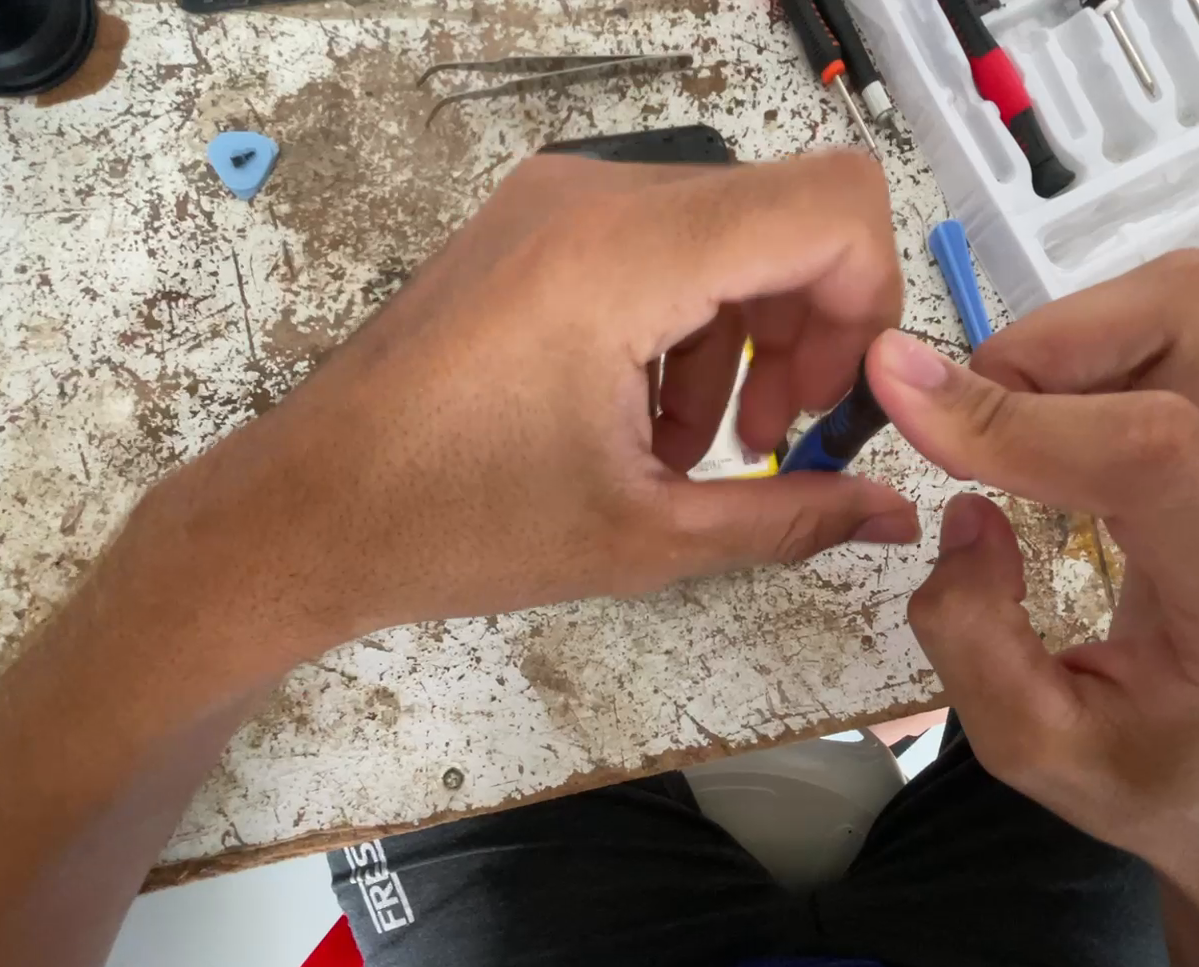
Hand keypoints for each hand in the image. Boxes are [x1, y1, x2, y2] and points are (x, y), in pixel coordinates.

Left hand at [120, 151, 919, 678]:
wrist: (306, 517)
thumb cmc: (461, 529)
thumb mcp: (648, 538)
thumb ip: (789, 518)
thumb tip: (892, 515)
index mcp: (626, 255)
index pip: (834, 205)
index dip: (869, 304)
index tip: (833, 404)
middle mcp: (594, 197)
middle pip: (784, 221)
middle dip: (807, 336)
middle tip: (775, 441)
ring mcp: (555, 206)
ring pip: (723, 240)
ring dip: (742, 344)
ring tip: (696, 449)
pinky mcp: (532, 234)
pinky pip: (657, 254)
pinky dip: (684, 332)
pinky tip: (645, 421)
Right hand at [865, 251, 1198, 886]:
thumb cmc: (1141, 783)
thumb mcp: (1022, 745)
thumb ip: (970, 629)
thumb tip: (966, 505)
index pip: (1155, 452)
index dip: (1013, 415)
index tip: (897, 397)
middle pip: (1191, 322)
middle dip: (1042, 346)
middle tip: (961, 420)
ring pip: (1184, 311)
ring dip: (1058, 345)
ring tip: (995, 428)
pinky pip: (1175, 341)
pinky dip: (1080, 356)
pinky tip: (1038, 428)